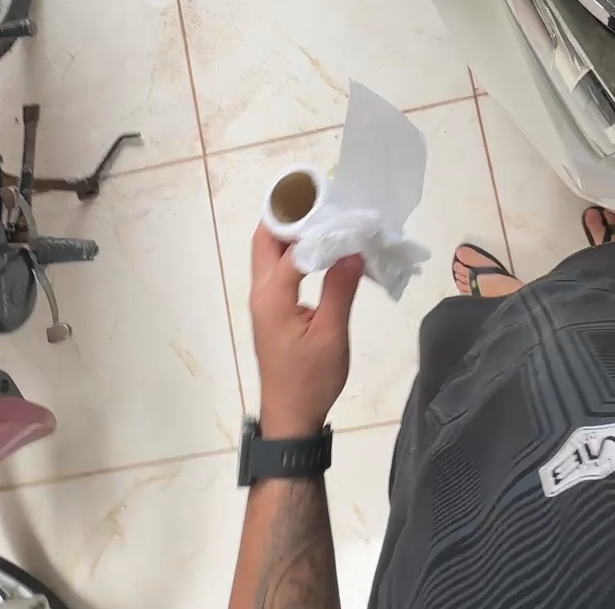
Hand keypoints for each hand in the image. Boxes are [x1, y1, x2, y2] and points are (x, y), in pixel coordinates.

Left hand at [248, 223, 362, 437]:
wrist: (292, 417)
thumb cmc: (311, 378)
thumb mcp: (331, 334)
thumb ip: (340, 289)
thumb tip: (353, 249)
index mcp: (273, 295)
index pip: (289, 247)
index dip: (311, 224)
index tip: (336, 204)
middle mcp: (262, 292)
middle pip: (266, 240)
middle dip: (289, 215)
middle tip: (321, 197)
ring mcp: (265, 300)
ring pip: (270, 252)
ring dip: (292, 230)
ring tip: (324, 214)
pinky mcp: (274, 308)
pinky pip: (279, 267)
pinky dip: (296, 249)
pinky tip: (321, 246)